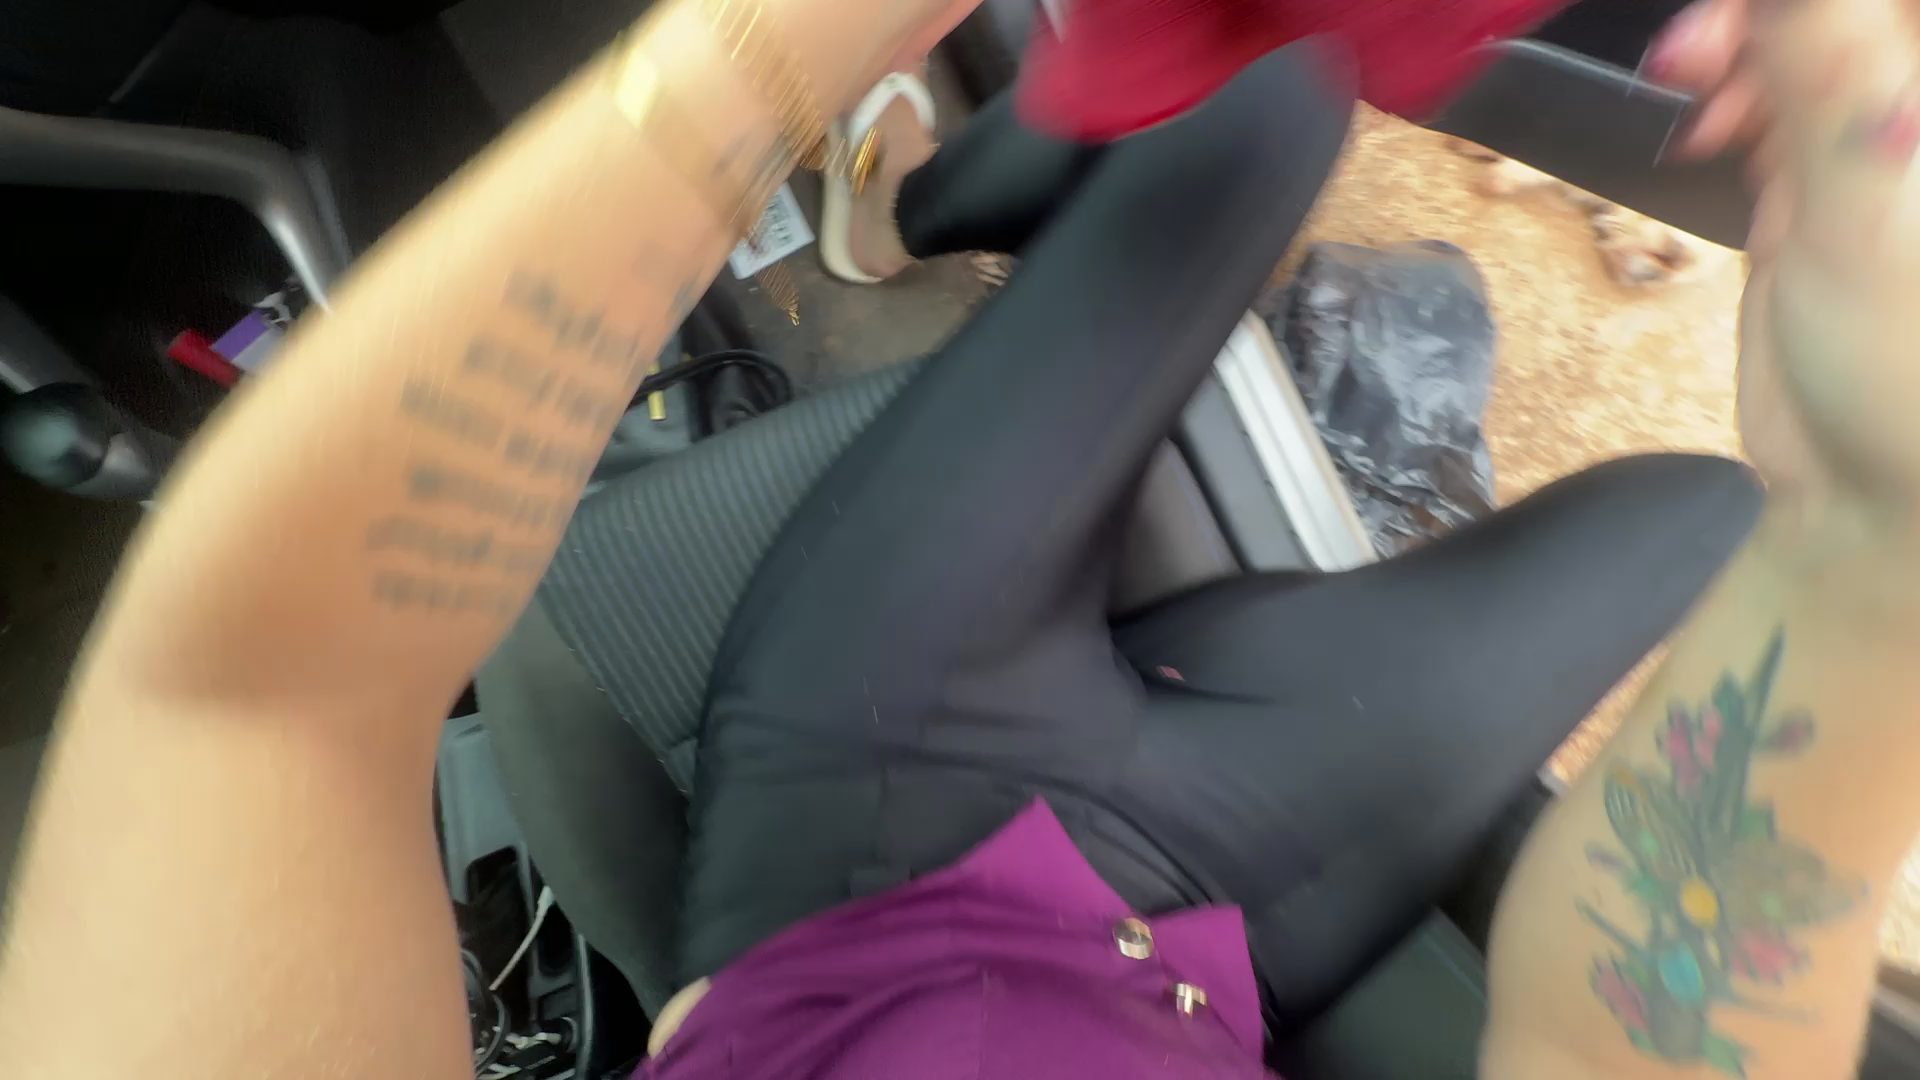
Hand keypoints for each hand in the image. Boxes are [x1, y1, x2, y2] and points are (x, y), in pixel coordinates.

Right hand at [1653, 0, 1919, 516]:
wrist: (1874, 468)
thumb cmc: (1904, 361)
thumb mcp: (1863, 212)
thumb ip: (1836, 77)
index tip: (1735, 21)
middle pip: (1859, 14)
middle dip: (1769, 21)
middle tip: (1687, 59)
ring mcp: (1892, 143)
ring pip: (1816, 49)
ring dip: (1743, 59)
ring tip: (1694, 112)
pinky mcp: (1830, 186)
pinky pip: (1781, 109)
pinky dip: (1732, 107)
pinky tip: (1704, 139)